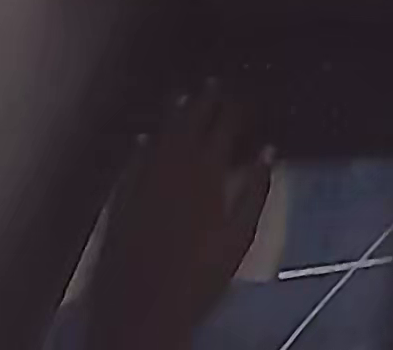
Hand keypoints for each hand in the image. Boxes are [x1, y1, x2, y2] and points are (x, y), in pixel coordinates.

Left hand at [84, 84, 272, 348]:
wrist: (141, 311)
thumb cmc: (200, 275)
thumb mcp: (239, 236)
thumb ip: (256, 189)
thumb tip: (269, 151)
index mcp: (207, 171)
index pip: (224, 126)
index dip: (235, 108)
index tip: (244, 96)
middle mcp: (175, 165)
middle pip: (192, 122)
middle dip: (205, 100)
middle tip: (214, 82)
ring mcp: (145, 179)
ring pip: (162, 135)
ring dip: (175, 114)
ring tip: (184, 96)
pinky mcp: (123, 196)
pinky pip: (134, 160)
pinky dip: (143, 145)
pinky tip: (145, 137)